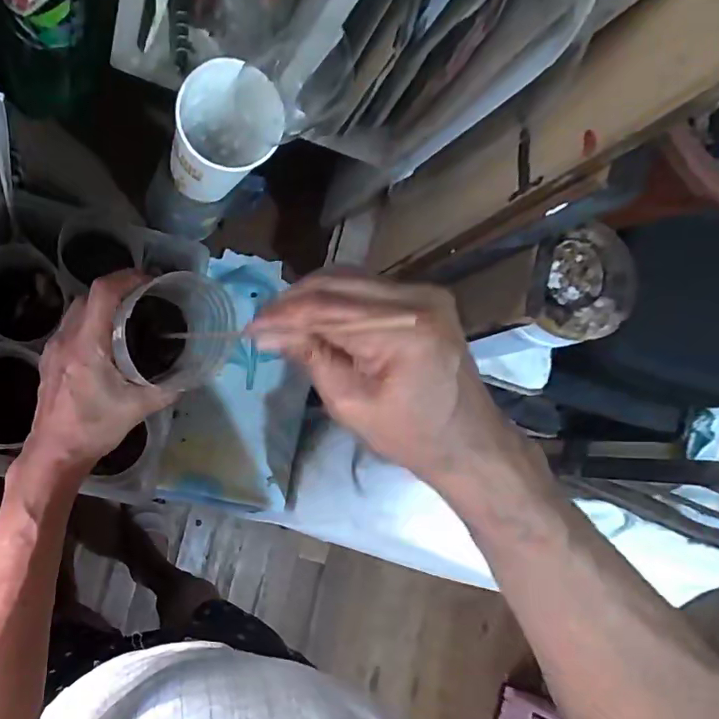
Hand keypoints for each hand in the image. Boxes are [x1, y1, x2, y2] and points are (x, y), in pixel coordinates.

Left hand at [22, 271, 181, 478]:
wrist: (54, 453)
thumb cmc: (94, 429)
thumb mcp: (137, 409)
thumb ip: (166, 389)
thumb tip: (188, 375)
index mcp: (87, 344)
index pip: (103, 292)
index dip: (127, 278)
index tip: (149, 281)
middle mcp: (65, 339)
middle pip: (88, 297)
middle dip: (116, 290)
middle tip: (142, 300)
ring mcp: (52, 349)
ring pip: (75, 312)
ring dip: (99, 307)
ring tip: (125, 319)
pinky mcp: (47, 361)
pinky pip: (69, 329)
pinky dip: (87, 324)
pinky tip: (104, 344)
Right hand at [247, 273, 519, 487]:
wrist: (467, 440)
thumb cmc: (409, 434)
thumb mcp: (349, 402)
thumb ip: (311, 357)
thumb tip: (267, 333)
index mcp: (404, 329)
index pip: (327, 308)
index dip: (283, 316)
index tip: (250, 329)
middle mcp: (416, 298)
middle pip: (336, 283)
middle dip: (291, 302)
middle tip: (261, 325)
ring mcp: (422, 293)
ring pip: (347, 279)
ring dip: (309, 297)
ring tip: (280, 322)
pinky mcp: (420, 298)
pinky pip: (364, 287)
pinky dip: (332, 299)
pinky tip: (311, 317)